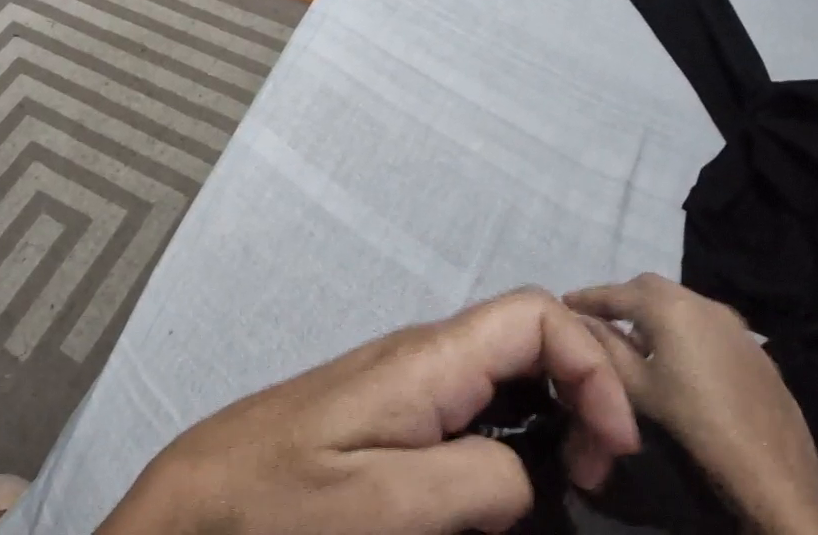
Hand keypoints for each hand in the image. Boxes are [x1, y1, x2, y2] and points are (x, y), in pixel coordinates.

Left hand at [96, 289, 640, 534]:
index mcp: (426, 361)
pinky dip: (518, 434)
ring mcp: (406, 383)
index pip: (536, 314)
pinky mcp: (392, 413)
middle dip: (586, 389)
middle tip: (599, 476)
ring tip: (576, 483)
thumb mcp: (386, 503)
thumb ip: (478, 480)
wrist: (202, 496)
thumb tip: (536, 474)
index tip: (615, 451)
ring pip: (506, 371)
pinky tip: (519, 485)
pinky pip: (474, 405)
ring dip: (558, 414)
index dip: (594, 366)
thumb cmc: (282, 501)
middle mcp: (421, 357)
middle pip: (529, 337)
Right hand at [563, 274, 817, 534]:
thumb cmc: (693, 423)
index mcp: (668, 307)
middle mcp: (702, 302)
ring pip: (680, 302)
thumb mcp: (634, 385)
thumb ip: (603, 344)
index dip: (586, 298)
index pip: (614, 292)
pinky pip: (704, 322)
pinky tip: (676, 358)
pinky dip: (680, 327)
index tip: (564, 304)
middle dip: (620, 299)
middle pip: (649, 288)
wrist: (775, 470)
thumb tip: (578, 319)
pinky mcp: (753, 347)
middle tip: (598, 319)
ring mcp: (733, 323)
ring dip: (652, 312)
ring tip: (634, 339)